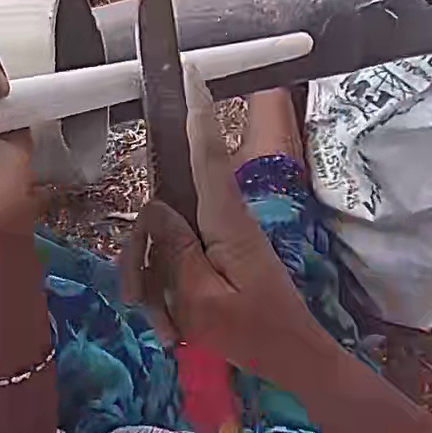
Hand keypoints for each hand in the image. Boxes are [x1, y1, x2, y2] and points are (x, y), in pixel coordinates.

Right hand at [121, 67, 336, 384]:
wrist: (293, 359)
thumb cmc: (253, 333)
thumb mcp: (202, 301)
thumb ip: (175, 250)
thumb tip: (155, 209)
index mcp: (225, 220)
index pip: (206, 154)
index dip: (197, 112)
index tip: (191, 73)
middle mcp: (220, 218)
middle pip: (162, 210)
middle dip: (143, 253)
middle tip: (138, 298)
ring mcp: (217, 236)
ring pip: (163, 238)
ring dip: (153, 281)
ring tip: (167, 325)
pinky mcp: (214, 253)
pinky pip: (174, 258)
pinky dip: (165, 290)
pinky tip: (173, 324)